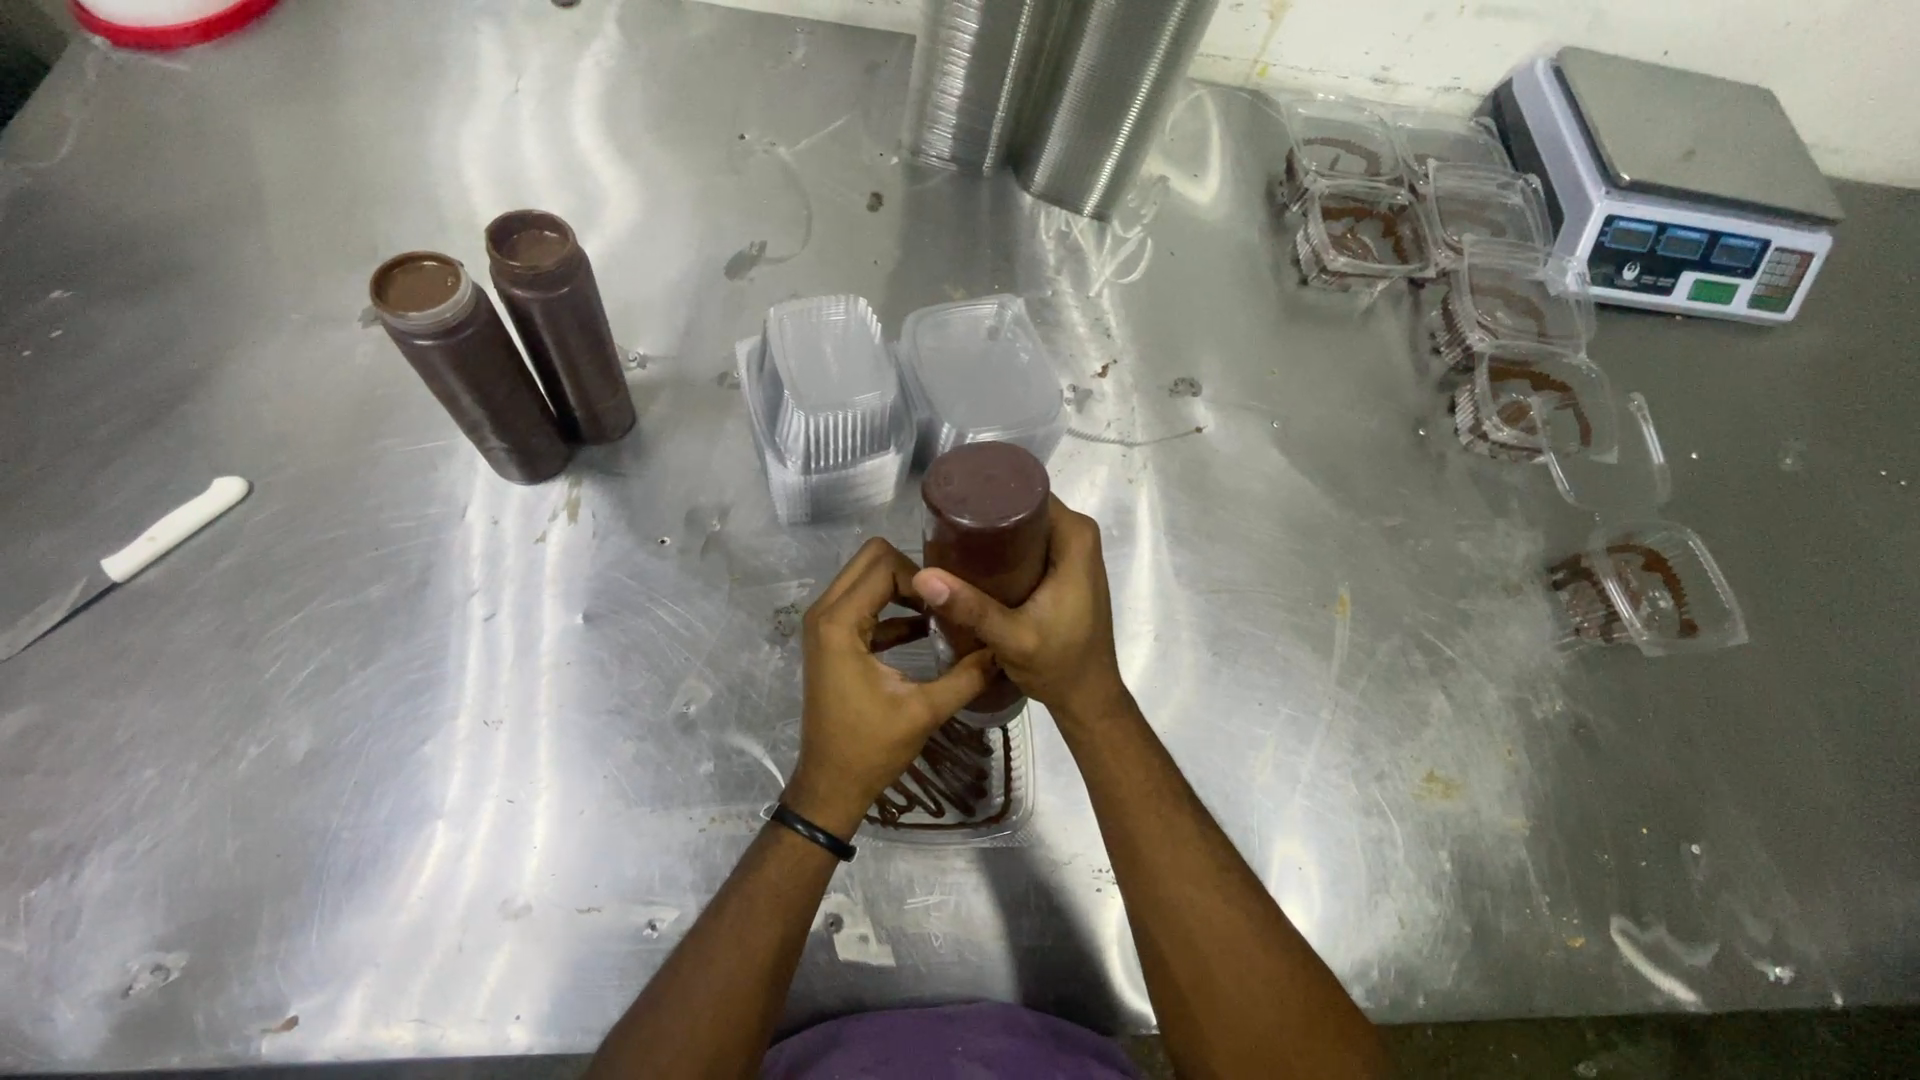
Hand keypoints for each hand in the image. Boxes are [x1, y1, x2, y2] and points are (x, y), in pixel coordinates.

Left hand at [784, 538, 997, 839]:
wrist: (831, 783)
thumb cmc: (871, 747)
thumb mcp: (926, 711)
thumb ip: (967, 675)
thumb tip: (1004, 649)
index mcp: (839, 623)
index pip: (885, 566)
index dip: (924, 579)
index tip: (952, 603)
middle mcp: (825, 613)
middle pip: (871, 558)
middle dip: (912, 573)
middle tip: (945, 600)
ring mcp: (825, 625)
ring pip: (866, 577)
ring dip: (903, 588)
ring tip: (942, 611)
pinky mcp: (832, 639)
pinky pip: (863, 603)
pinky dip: (892, 608)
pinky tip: (927, 630)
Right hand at [912, 496, 1129, 729]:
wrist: (1087, 698)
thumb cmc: (1058, 665)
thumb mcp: (1011, 636)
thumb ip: (971, 608)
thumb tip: (923, 578)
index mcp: (1076, 539)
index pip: (1030, 492)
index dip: (992, 493)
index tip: (954, 505)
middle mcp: (1080, 538)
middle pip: (1026, 508)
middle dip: (988, 514)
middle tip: (946, 529)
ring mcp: (1075, 555)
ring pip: (1028, 527)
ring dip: (995, 533)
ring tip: (953, 542)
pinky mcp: (1067, 572)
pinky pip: (1033, 544)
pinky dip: (1007, 549)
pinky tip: (975, 562)